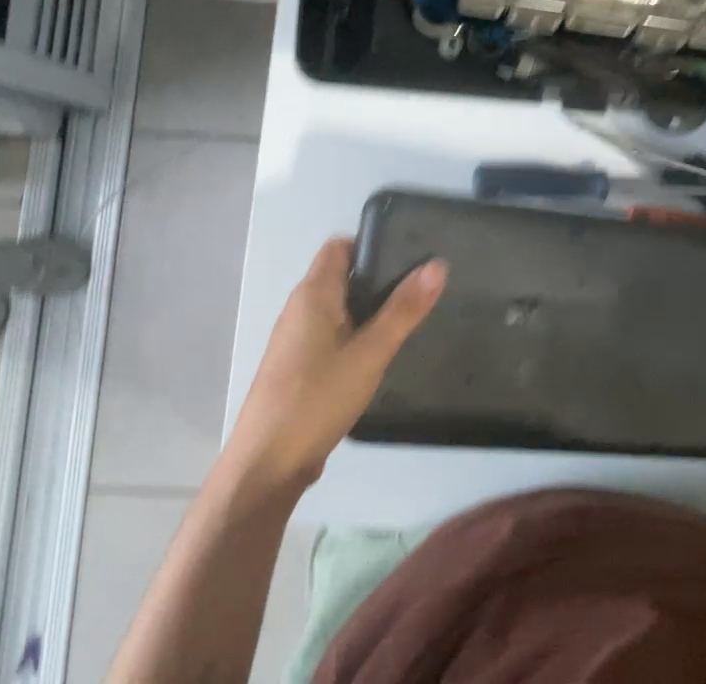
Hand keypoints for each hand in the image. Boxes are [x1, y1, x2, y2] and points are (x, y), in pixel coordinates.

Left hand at [222, 238, 445, 493]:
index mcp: (312, 294)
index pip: (340, 246)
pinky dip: (356, 336)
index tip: (410, 255)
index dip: (372, 243)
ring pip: (338, 309)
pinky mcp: (298, 367)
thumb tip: (437, 265)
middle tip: (421, 288)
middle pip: (341, 276)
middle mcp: (299, 309)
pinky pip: (332, 336)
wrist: (269, 462)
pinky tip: (380, 356)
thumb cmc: (317, 398)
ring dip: (369, 310)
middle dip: (379, 278)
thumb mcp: (371, 352)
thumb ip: (403, 310)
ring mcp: (296, 340)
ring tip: (410, 318)